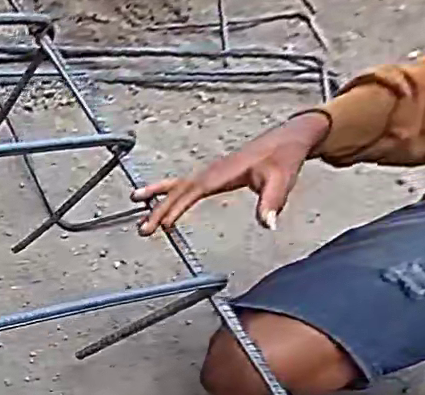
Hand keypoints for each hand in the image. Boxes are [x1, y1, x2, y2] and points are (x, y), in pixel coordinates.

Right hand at [132, 111, 330, 235]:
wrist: (290, 136)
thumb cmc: (285, 157)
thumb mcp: (283, 179)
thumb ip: (273, 202)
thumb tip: (268, 225)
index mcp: (223, 173)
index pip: (194, 192)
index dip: (178, 207)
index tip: (164, 224)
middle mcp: (211, 172)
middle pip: (178, 191)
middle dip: (159, 209)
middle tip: (143, 229)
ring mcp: (207, 173)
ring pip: (176, 185)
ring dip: (155, 194)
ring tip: (134, 198)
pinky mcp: (207, 176)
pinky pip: (180, 184)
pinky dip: (163, 190)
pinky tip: (150, 196)